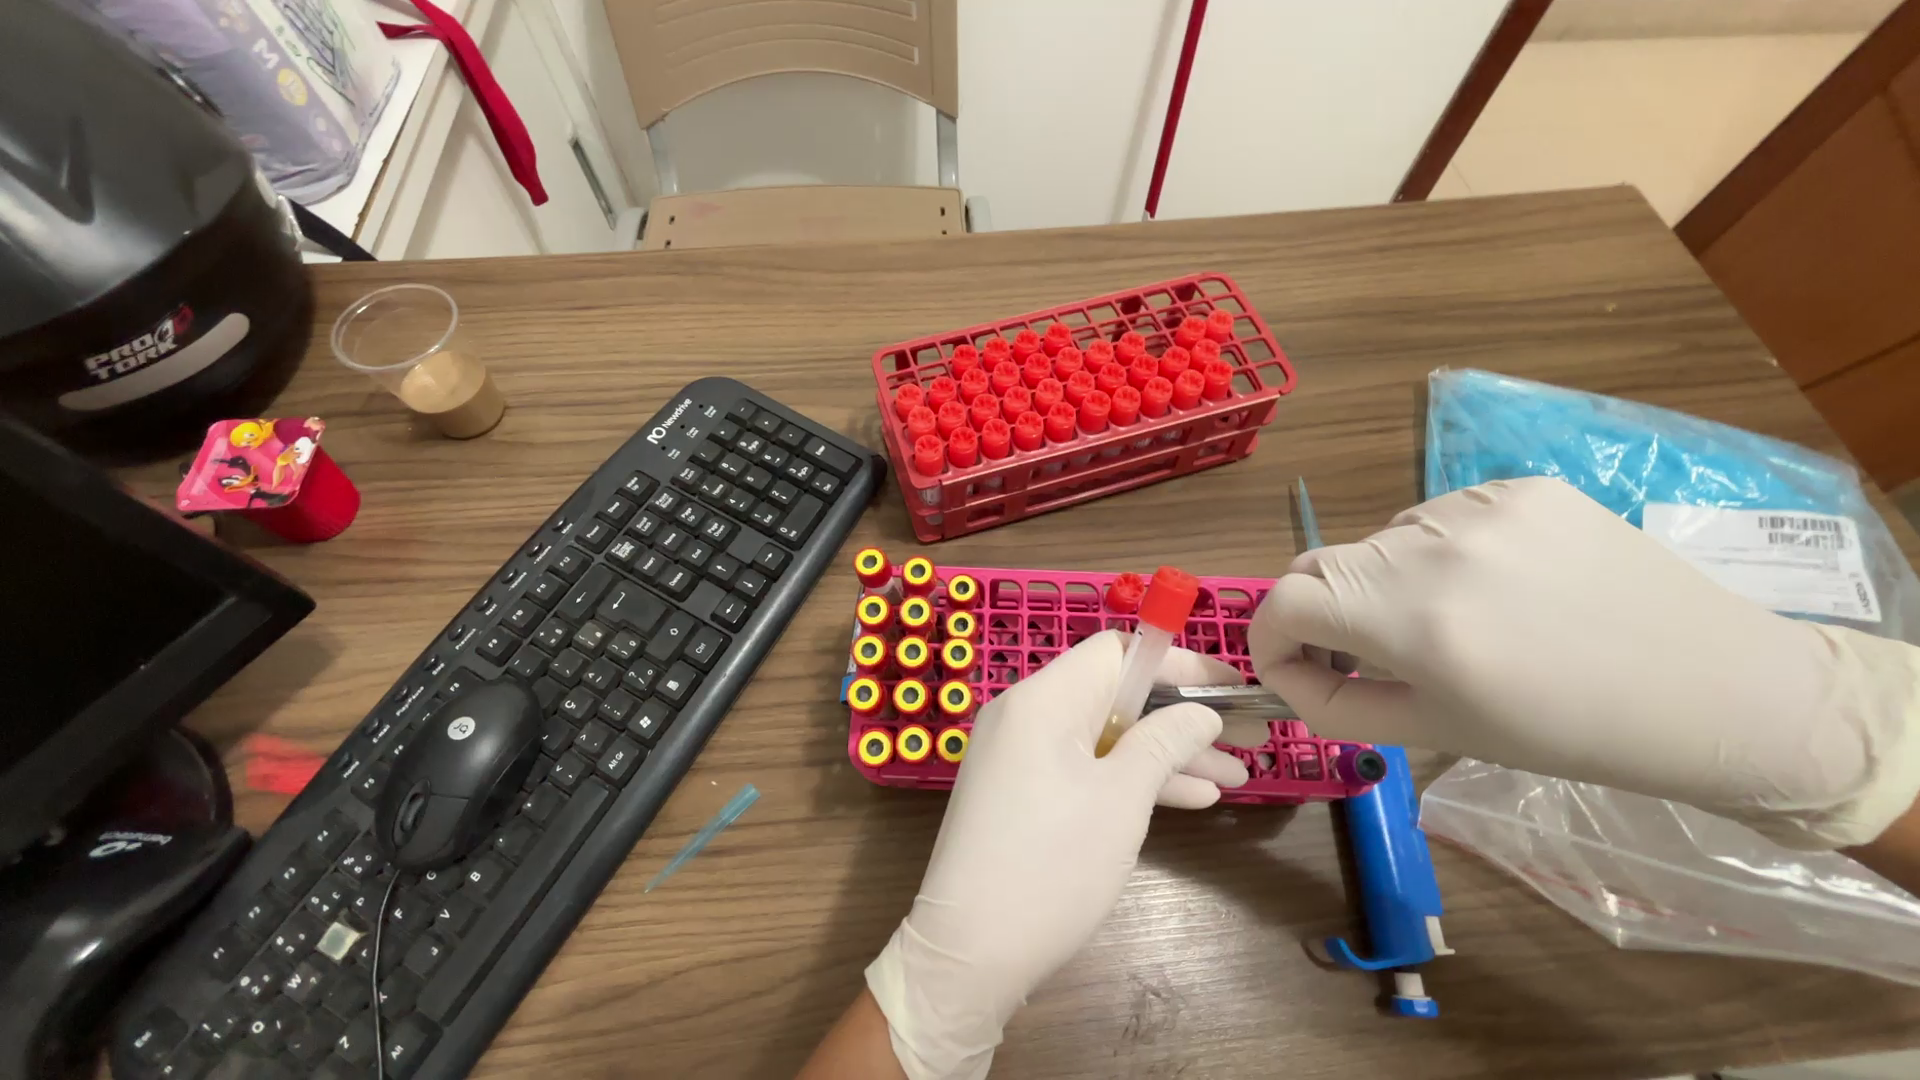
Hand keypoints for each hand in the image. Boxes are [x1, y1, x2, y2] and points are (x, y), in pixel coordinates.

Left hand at [865, 631, 1245, 1079]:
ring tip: (1233, 779)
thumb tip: (1199, 711)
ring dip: (1165, 754)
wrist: (969, 952)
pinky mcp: (1021, 792)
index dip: (1178, 664)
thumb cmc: (1052, 865)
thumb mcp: (1122, 798)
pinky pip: (1084, 768)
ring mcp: (1020, 755)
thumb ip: (1164, 741)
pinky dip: (1130, 779)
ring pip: (1104, 737)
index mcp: (1043, 699)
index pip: (1117, 653)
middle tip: (1246, 740)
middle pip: (1114, 695)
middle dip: (1180, 717)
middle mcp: (1026, 715)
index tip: (1230, 689)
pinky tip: (1187, 798)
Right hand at [1250, 476, 1919, 850]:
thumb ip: (1332, 701)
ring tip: (1448, 620)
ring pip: (1379, 541)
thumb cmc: (1566, 731)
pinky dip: (1435, 554)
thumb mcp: (1432, 731)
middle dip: (1319, 612)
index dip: (1269, 637)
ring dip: (1382, 582)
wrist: (1717, 692)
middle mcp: (1435, 546)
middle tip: (1360, 650)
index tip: (1290, 663)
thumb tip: (1282, 669)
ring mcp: (1481, 505)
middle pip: (1322, 564)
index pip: (1285, 601)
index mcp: (1412, 619)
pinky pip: (1438, 516)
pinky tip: (1494, 586)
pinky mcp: (1521, 486)